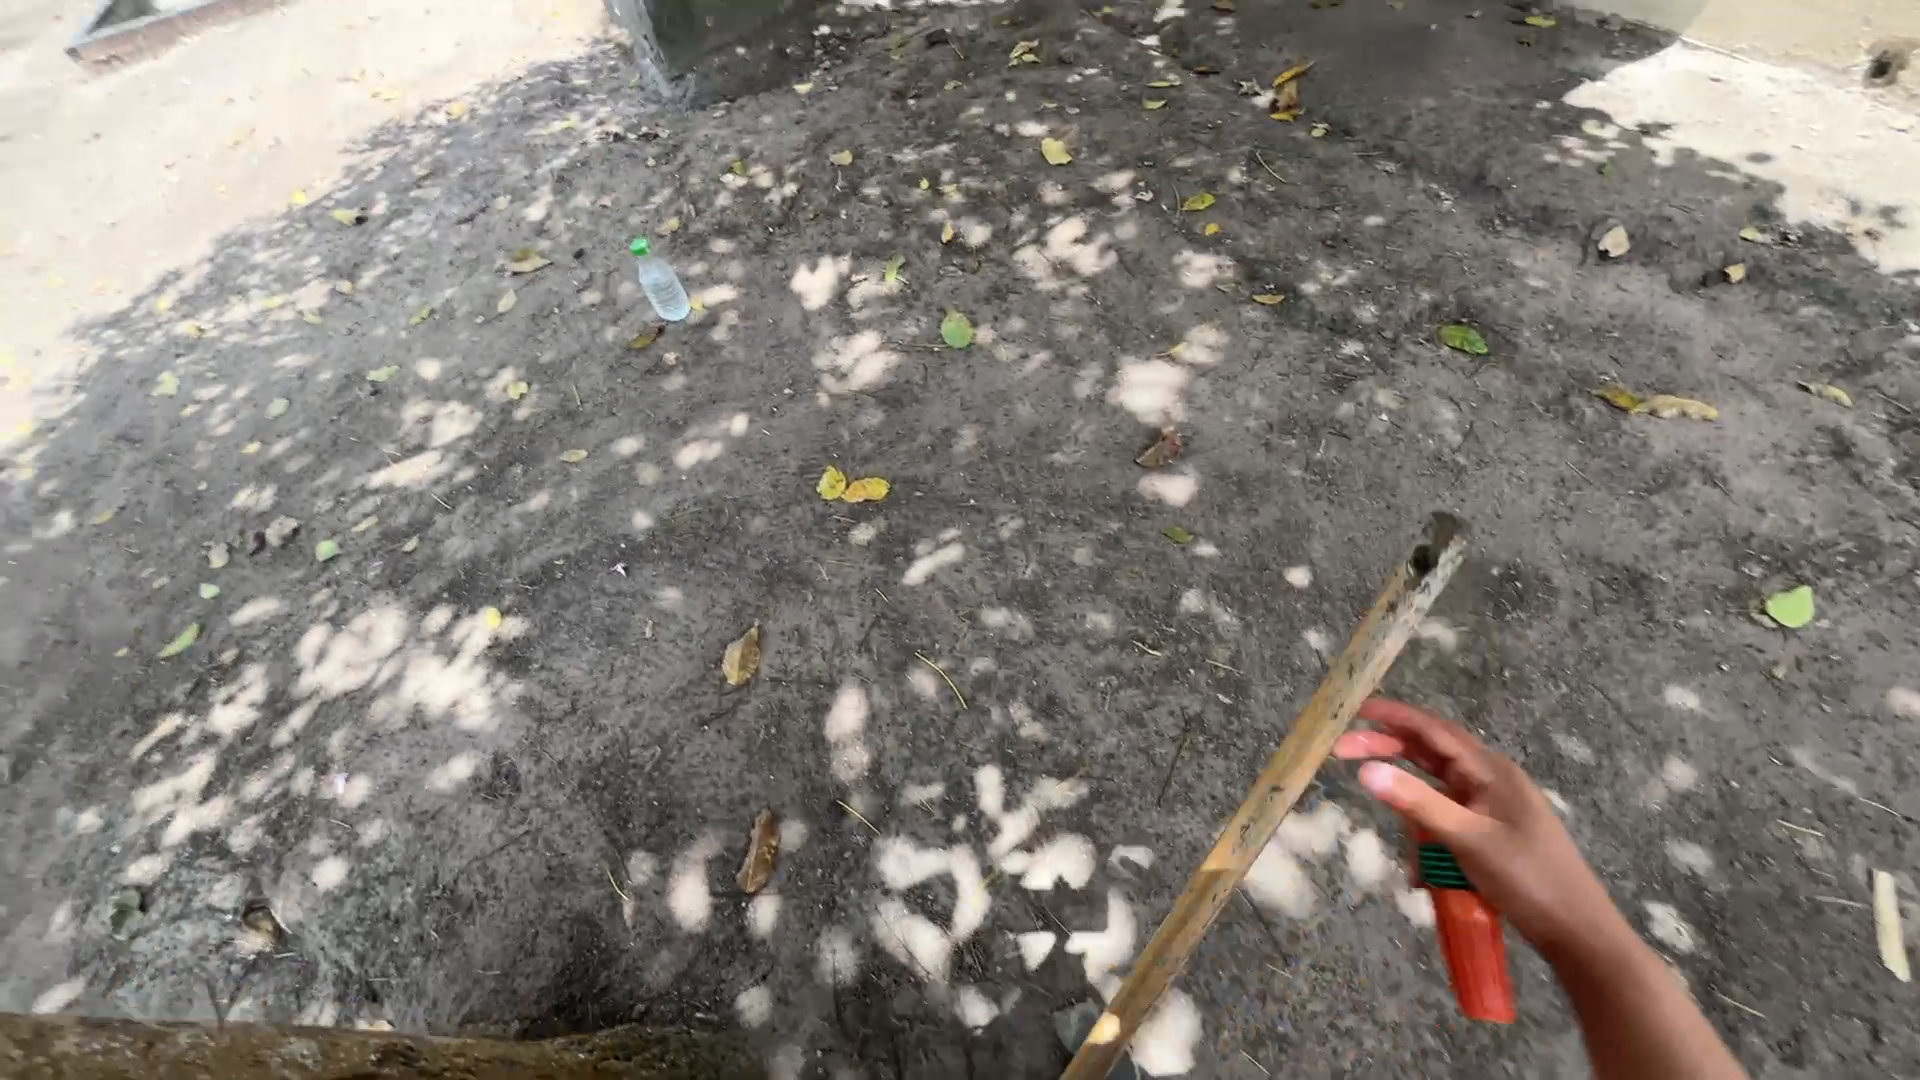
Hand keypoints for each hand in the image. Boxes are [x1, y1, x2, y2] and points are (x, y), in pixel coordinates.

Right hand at [1333, 699, 1624, 958]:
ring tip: (1384, 817)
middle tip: (1342, 753)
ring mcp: (1491, 805)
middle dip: (1386, 749)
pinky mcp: (1490, 830)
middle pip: (1428, 752)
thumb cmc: (1530, 880)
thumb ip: (1415, 802)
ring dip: (1406, 797)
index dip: (1392, 716)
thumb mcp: (1468, 839)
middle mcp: (1491, 779)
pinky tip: (1418, 866)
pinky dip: (1424, 829)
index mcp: (1491, 770)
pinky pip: (1444, 815)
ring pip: (1434, 785)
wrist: (1582, 937)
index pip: (1432, 730)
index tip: (1353, 712)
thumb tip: (1363, 770)